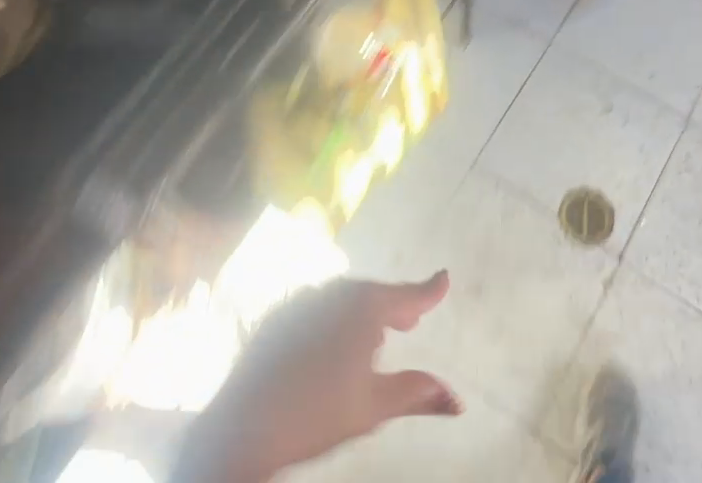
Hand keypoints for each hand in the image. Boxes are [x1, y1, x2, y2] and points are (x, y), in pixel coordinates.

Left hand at [172, 272, 461, 481]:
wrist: (244, 425)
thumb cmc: (317, 414)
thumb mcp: (374, 407)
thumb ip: (417, 394)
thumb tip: (457, 401)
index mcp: (364, 307)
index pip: (407, 295)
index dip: (429, 290)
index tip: (444, 278)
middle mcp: (333, 293)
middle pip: (374, 294)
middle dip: (394, 306)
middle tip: (411, 321)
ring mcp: (301, 302)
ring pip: (343, 300)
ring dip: (362, 313)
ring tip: (373, 338)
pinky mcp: (276, 318)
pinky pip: (316, 309)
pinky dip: (333, 320)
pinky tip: (332, 348)